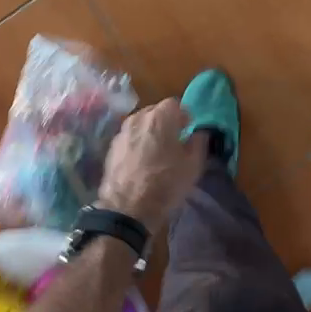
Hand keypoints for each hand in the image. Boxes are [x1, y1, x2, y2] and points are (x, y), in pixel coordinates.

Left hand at [96, 100, 200, 232]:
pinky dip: (136, 144)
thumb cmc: (166, 183)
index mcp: (161, 116)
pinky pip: (129, 138)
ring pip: (141, 125)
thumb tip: (199, 132)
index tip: (187, 132)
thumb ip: (199, 142)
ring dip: (150, 133)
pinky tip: (141, 163)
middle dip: (166, 122)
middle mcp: (138, 118)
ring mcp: (122, 132)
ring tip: (156, 154)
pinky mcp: (111, 147)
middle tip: (173, 142)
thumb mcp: (193, 165)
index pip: (175, 103)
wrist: (127, 208)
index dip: (183, 117)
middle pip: (156, 112)